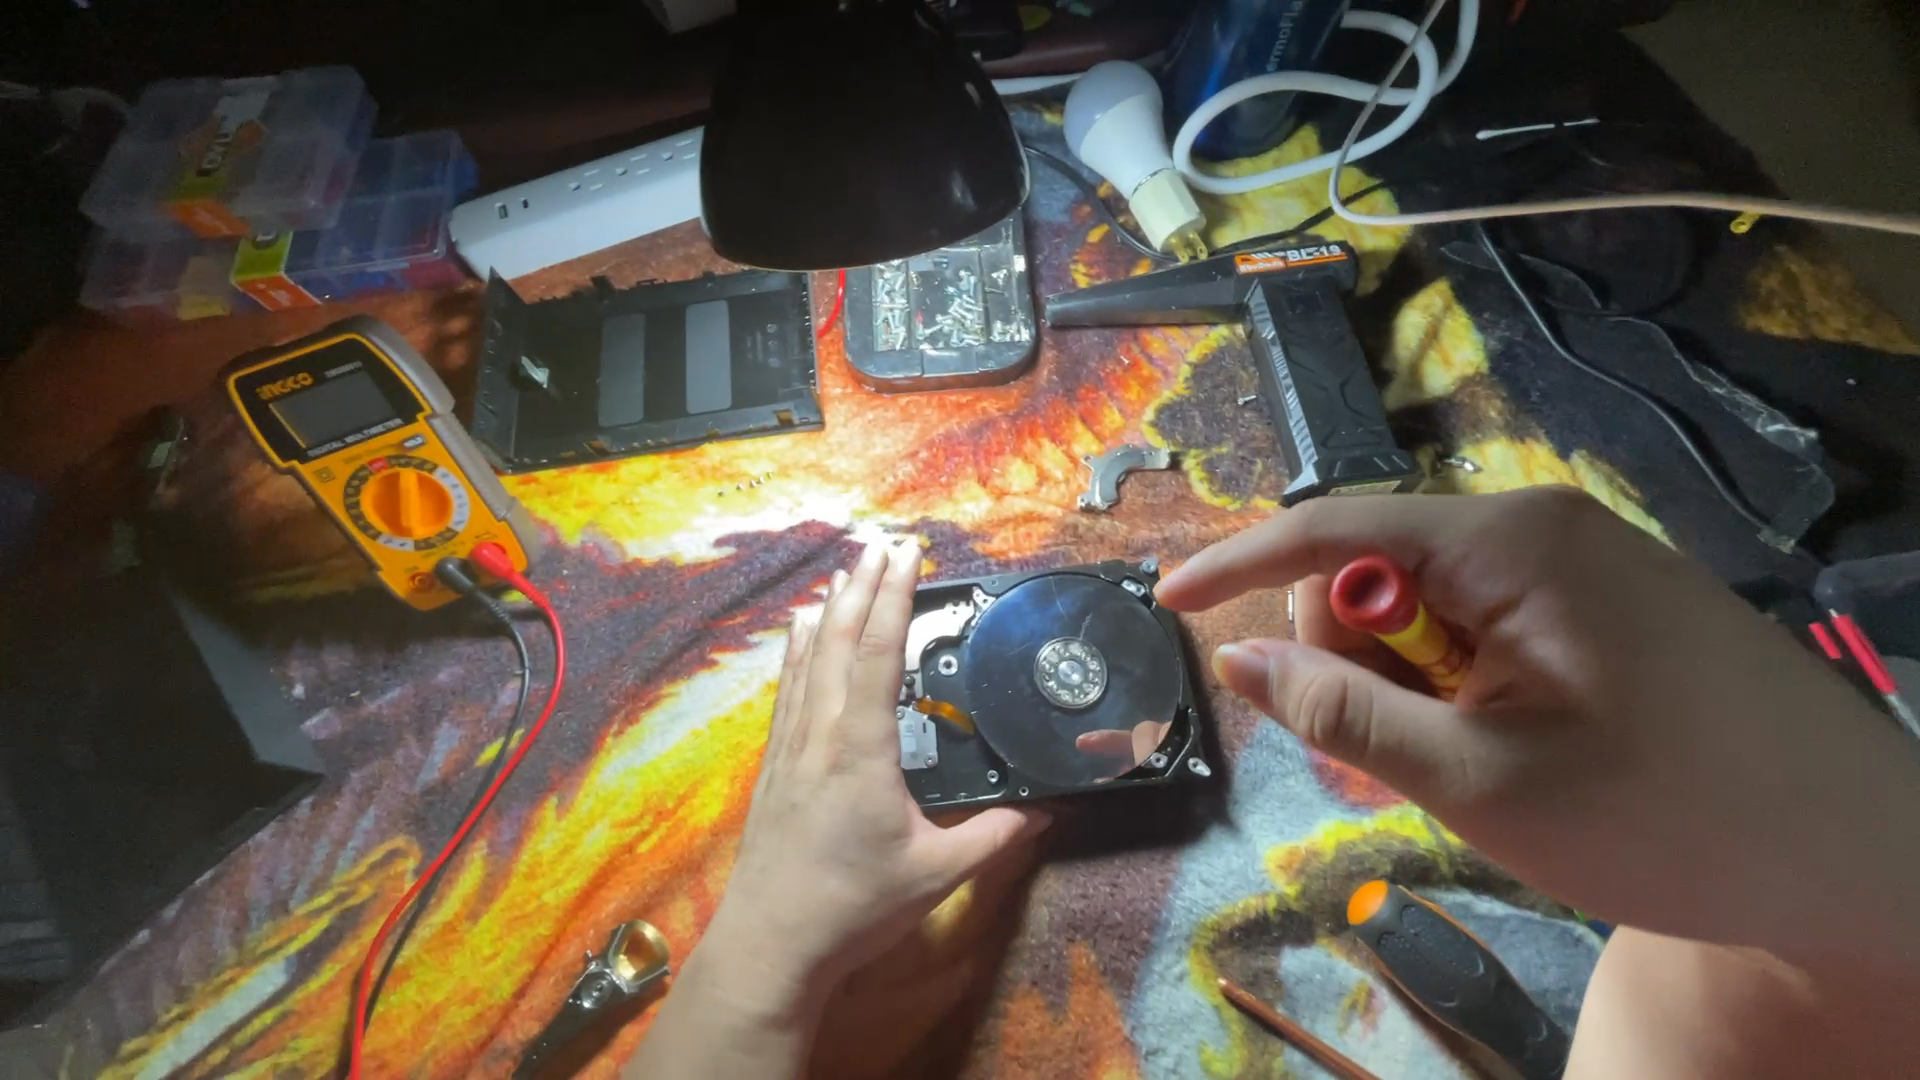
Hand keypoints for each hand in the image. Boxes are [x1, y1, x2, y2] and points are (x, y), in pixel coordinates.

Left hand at [702, 539, 1050, 1016]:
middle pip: (840, 639)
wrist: (770, 944)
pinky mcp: (776, 759)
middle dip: (863, 585)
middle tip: (883, 544)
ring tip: (847, 568)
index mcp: (861, 748)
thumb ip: (995, 836)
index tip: (907, 555)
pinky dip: (799, 646)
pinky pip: (789, 685)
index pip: (880, 653)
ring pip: (810, 656)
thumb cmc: (853, 907)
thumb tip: (1046, 811)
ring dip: (832, 607)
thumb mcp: (937, 874)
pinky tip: (801, 627)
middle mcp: (821, 731)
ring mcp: (792, 742)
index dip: (894, 597)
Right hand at [1155, 488, 1919, 975]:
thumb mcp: (1478, 780)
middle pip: (1363, 574)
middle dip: (1346, 658)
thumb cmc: (1674, 822)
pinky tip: (1487, 738)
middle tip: (1390, 748)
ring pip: (1406, 606)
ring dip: (1392, 681)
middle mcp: (1525, 528)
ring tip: (1453, 757)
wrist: (1880, 872)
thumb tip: (1234, 662)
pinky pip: (1458, 624)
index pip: (1328, 530)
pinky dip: (1438, 683)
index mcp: (1504, 543)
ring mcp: (1558, 562)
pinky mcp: (1578, 601)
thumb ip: (1340, 713)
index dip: (1234, 565)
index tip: (1167, 600)